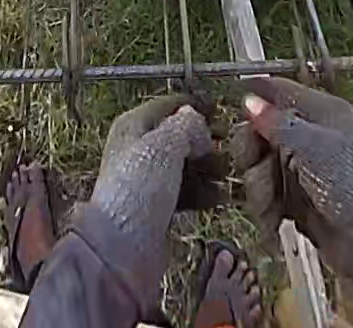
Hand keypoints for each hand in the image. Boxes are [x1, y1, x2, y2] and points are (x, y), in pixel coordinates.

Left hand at [83, 95, 215, 306]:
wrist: (121, 247)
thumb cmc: (139, 186)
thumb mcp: (164, 145)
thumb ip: (186, 126)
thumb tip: (197, 120)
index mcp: (134, 124)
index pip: (168, 105)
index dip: (194, 105)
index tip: (220, 110)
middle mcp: (139, 147)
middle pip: (178, 135)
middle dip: (205, 139)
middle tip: (231, 144)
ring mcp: (148, 178)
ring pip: (184, 164)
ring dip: (207, 166)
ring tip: (227, 172)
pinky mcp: (157, 206)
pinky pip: (185, 190)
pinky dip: (202, 191)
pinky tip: (220, 197)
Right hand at [228, 79, 352, 319]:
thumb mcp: (315, 148)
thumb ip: (277, 123)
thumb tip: (248, 100)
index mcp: (319, 112)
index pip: (277, 90)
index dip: (252, 93)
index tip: (229, 101)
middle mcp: (308, 137)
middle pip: (259, 129)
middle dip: (249, 148)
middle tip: (252, 162)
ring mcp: (302, 170)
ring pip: (259, 165)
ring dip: (257, 185)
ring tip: (270, 202)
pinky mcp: (298, 202)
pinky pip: (267, 195)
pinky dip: (265, 208)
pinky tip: (274, 221)